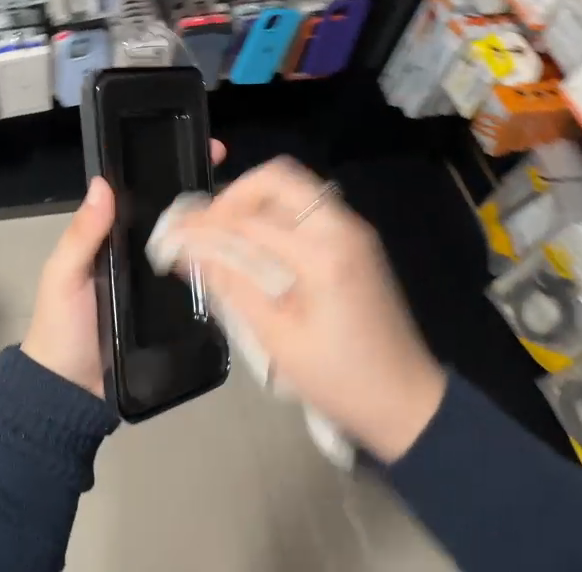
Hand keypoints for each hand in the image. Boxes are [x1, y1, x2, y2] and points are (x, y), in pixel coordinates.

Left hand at [21, 140, 226, 398]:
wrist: (72, 392)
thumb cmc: (62, 326)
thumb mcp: (63, 275)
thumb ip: (81, 235)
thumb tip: (102, 182)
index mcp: (110, 238)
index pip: (142, 196)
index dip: (169, 172)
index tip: (203, 149)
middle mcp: (139, 254)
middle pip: (176, 219)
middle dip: (206, 198)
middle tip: (242, 182)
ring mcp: (160, 284)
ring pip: (193, 250)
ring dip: (220, 233)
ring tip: (255, 215)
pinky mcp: (176, 314)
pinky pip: (199, 286)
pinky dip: (220, 273)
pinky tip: (247, 262)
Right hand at [182, 157, 447, 462]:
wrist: (409, 404)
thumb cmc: (341, 380)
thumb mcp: (277, 339)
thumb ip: (230, 285)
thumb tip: (187, 250)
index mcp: (323, 255)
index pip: (248, 220)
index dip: (204, 224)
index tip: (172, 233)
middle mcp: (342, 229)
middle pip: (277, 178)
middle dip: (233, 195)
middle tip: (206, 227)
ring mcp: (352, 231)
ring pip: (291, 188)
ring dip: (252, 202)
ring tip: (223, 235)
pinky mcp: (354, 241)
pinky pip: (305, 207)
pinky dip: (273, 214)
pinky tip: (254, 246)